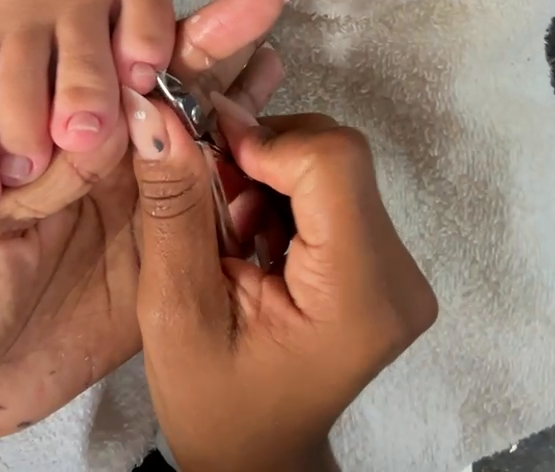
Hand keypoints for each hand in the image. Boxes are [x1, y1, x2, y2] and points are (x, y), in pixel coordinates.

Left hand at [0, 0, 292, 458]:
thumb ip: (54, 173)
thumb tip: (125, 117)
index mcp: (53, 131)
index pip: (110, 69)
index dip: (162, 34)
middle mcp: (102, 154)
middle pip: (165, 89)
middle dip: (217, 43)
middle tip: (268, 1)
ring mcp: (137, 199)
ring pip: (198, 138)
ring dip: (239, 95)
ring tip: (276, 51)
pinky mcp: (165, 253)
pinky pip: (212, 209)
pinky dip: (245, 173)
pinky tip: (275, 140)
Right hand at [127, 59, 438, 471]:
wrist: (255, 453)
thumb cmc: (213, 400)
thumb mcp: (174, 305)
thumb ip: (173, 205)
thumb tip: (158, 115)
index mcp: (358, 296)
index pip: (333, 161)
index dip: (264, 140)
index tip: (204, 153)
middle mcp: (396, 274)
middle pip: (332, 152)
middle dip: (258, 155)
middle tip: (206, 196)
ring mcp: (393, 265)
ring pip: (326, 158)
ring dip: (263, 171)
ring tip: (224, 224)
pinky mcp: (377, 256)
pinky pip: (327, 180)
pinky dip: (276, 185)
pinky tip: (245, 229)